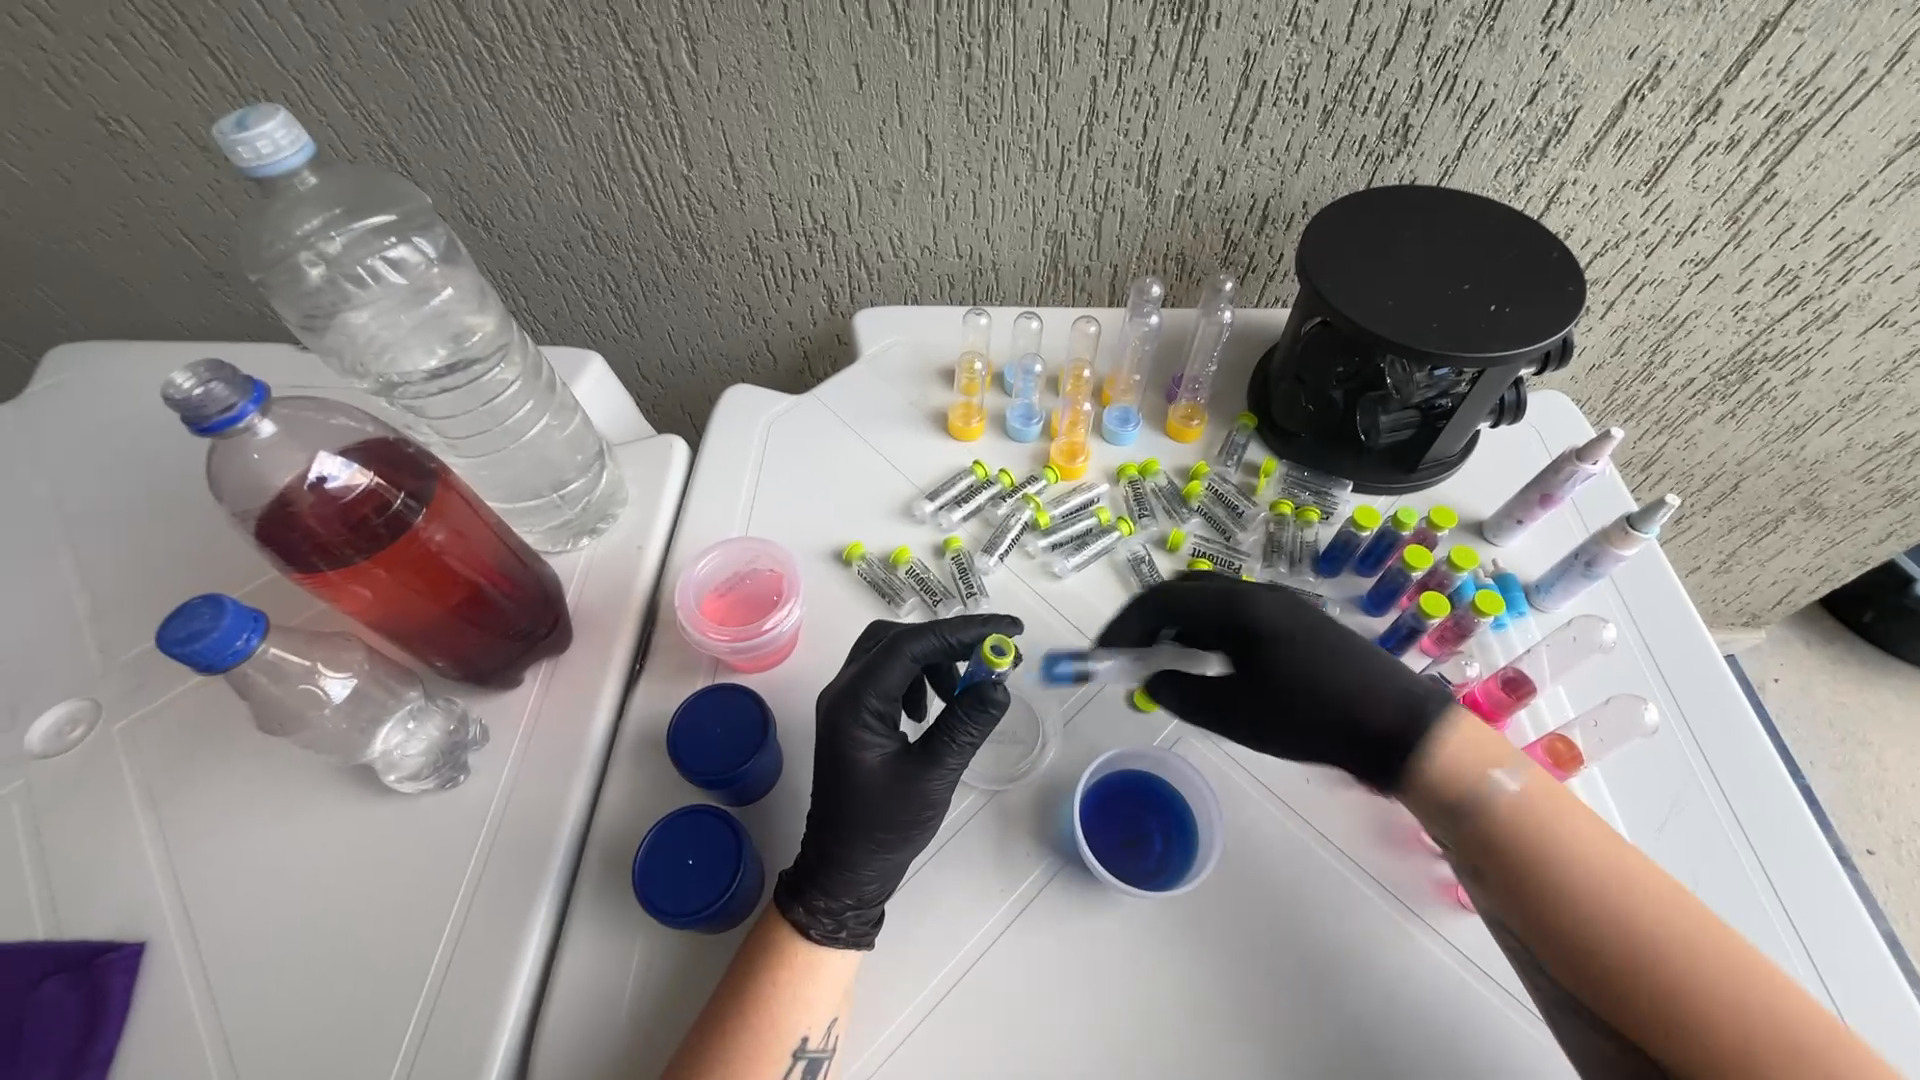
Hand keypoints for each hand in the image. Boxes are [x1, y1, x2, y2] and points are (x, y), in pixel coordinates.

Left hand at [773, 614, 1022, 949]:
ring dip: (932, 659)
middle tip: (990, 657)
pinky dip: (917, 677)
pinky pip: (886, 676)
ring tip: (962, 691)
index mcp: (858, 701)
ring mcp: (845, 703)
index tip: (1009, 631)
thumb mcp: (934, 775)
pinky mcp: (852, 716)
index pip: (913, 644)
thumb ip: (965, 724)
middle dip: (948, 641)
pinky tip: (934, 708)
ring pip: (890, 653)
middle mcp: (844, 690)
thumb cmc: (884, 829)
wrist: (842, 870)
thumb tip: (998, 685)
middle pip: (897, 638)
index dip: (964, 632)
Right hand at [1096, 575, 1451, 790]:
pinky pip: (1235, 614)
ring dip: (1178, 626)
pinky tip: (1207, 664)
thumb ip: (1182, 693)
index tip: (1103, 656)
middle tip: (1130, 656)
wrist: (1397, 724)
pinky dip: (1207, 632)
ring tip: (1162, 664)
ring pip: (1210, 601)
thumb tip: (1151, 682)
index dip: (1125, 626)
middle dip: (1149, 620)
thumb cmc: (1312, 718)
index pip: (1162, 602)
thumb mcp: (1235, 713)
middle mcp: (1257, 593)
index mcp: (1239, 607)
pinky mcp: (1296, 621)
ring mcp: (1280, 604)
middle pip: (1184, 591)